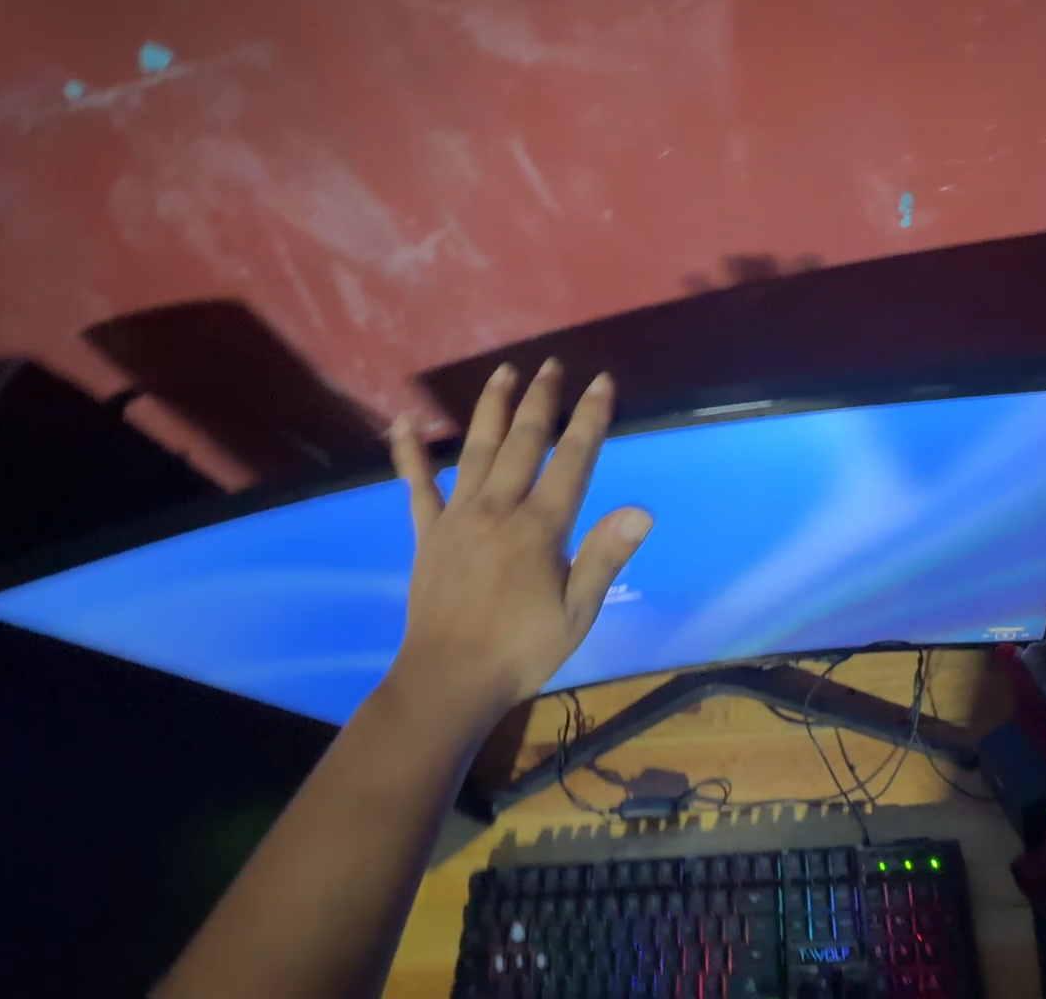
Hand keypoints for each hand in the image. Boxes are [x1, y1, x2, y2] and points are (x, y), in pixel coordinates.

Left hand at [385, 359, 651, 714]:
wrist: (450, 680)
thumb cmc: (523, 648)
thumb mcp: (578, 611)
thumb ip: (605, 556)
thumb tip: (641, 511)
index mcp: (540, 528)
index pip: (573, 460)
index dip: (589, 418)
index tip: (601, 382)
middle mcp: (498, 509)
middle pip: (523, 442)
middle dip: (541, 400)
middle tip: (552, 365)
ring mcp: (457, 516)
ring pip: (476, 449)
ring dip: (491, 407)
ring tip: (504, 372)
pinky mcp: (427, 532)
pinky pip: (416, 485)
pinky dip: (410, 452)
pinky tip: (404, 422)